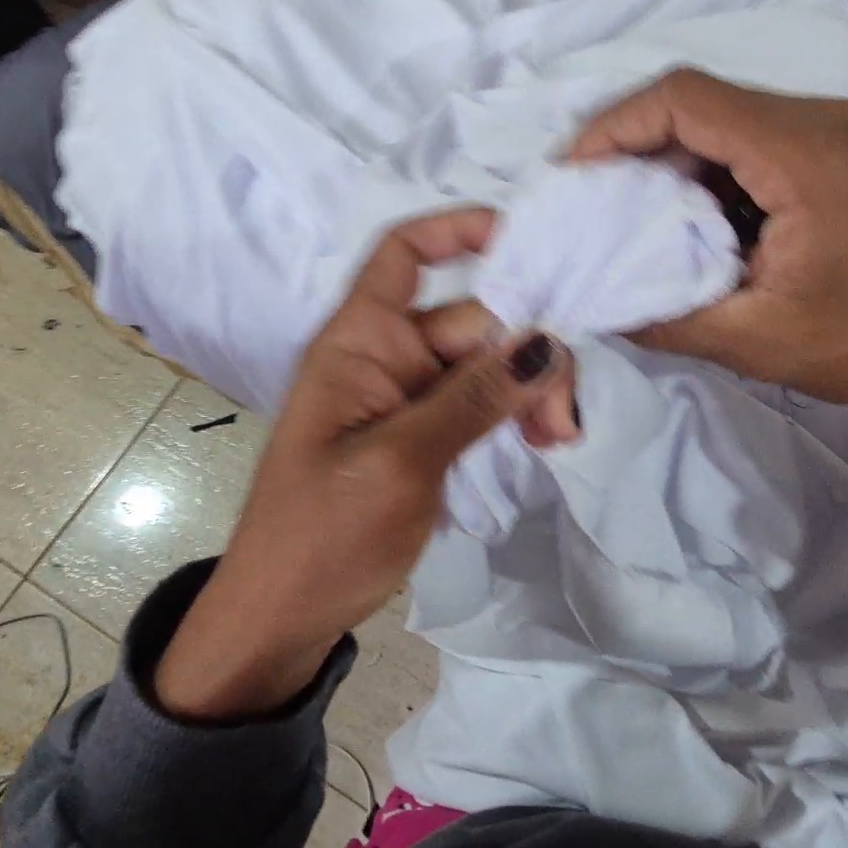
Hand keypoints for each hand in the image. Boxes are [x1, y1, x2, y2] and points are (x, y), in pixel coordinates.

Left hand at [154, 210, 570, 719]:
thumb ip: (473, 398)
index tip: (530, 246)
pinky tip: (545, 443)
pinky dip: (515, 414)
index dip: (459, 230)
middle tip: (563, 420)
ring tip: (559, 439)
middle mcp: (387, 355)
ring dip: (530, 389)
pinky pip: (482, 403)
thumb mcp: (400, 461)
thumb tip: (545, 339)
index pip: (404, 255)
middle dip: (527, 353)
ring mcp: (409, 397)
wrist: (284, 617)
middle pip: (473, 318)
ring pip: (487, 364)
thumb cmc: (321, 534)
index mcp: (359, 340)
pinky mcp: (427, 435)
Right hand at [570, 69, 847, 415]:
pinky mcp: (832, 151)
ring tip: (625, 212)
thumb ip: (665, 319)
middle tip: (589, 198)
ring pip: (719, 119)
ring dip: (665, 159)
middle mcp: (817, 120)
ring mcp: (829, 131)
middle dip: (631, 143)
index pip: (685, 99)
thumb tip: (597, 304)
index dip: (615, 125)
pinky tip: (682, 218)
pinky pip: (747, 141)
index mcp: (802, 152)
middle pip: (697, 101)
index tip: (573, 173)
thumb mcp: (756, 341)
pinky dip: (701, 171)